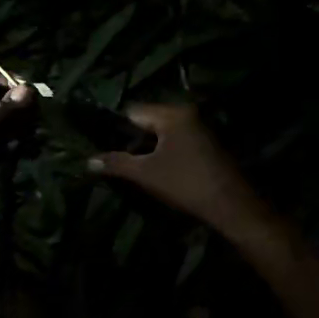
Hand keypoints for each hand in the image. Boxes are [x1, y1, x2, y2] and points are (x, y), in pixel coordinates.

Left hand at [0, 70, 35, 197]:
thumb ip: (4, 111)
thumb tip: (28, 89)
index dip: (6, 81)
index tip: (30, 91)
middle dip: (18, 106)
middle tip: (38, 115)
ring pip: (3, 120)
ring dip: (21, 125)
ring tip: (36, 133)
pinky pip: (3, 140)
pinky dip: (17, 141)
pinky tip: (31, 148)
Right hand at [88, 104, 264, 231]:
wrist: (230, 205)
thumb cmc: (185, 184)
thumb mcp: (145, 174)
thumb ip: (116, 163)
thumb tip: (88, 160)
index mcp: (173, 115)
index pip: (134, 112)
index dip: (115, 127)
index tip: (99, 140)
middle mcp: (187, 115)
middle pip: (148, 120)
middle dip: (130, 137)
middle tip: (112, 153)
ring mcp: (199, 129)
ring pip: (162, 131)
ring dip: (146, 145)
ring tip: (129, 161)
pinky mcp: (206, 144)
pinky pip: (175, 140)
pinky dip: (162, 150)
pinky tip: (153, 166)